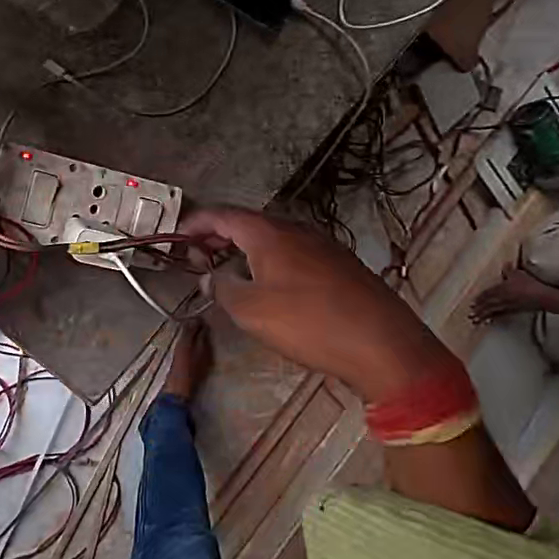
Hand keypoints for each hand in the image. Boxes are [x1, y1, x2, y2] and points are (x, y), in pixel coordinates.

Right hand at [181, 207, 454, 402]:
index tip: (176, 236)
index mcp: (269, 233)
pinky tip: (268, 284)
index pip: (222, 215)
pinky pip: (292, 252)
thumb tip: (209, 277)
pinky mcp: (339, 264)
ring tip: (228, 273)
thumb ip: (222, 288)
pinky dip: (268, 260)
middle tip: (197, 259)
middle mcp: (295, 229)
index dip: (195, 223)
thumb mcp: (251, 310)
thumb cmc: (308, 322)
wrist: (383, 344)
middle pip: (247, 223)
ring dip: (243, 250)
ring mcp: (321, 244)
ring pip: (271, 238)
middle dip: (217, 237)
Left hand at [470, 268, 553, 323]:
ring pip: (492, 312)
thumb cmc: (530, 284)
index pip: (487, 294)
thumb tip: (505, 264)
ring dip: (482, 316)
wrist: (543, 297)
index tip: (472, 303)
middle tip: (469, 315)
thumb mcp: (518, 274)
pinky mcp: (515, 311)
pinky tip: (489, 322)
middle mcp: (501, 299)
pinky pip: (501, 316)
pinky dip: (494, 319)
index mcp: (500, 289)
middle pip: (487, 304)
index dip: (479, 298)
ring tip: (474, 321)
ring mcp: (508, 306)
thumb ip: (509, 270)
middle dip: (478, 310)